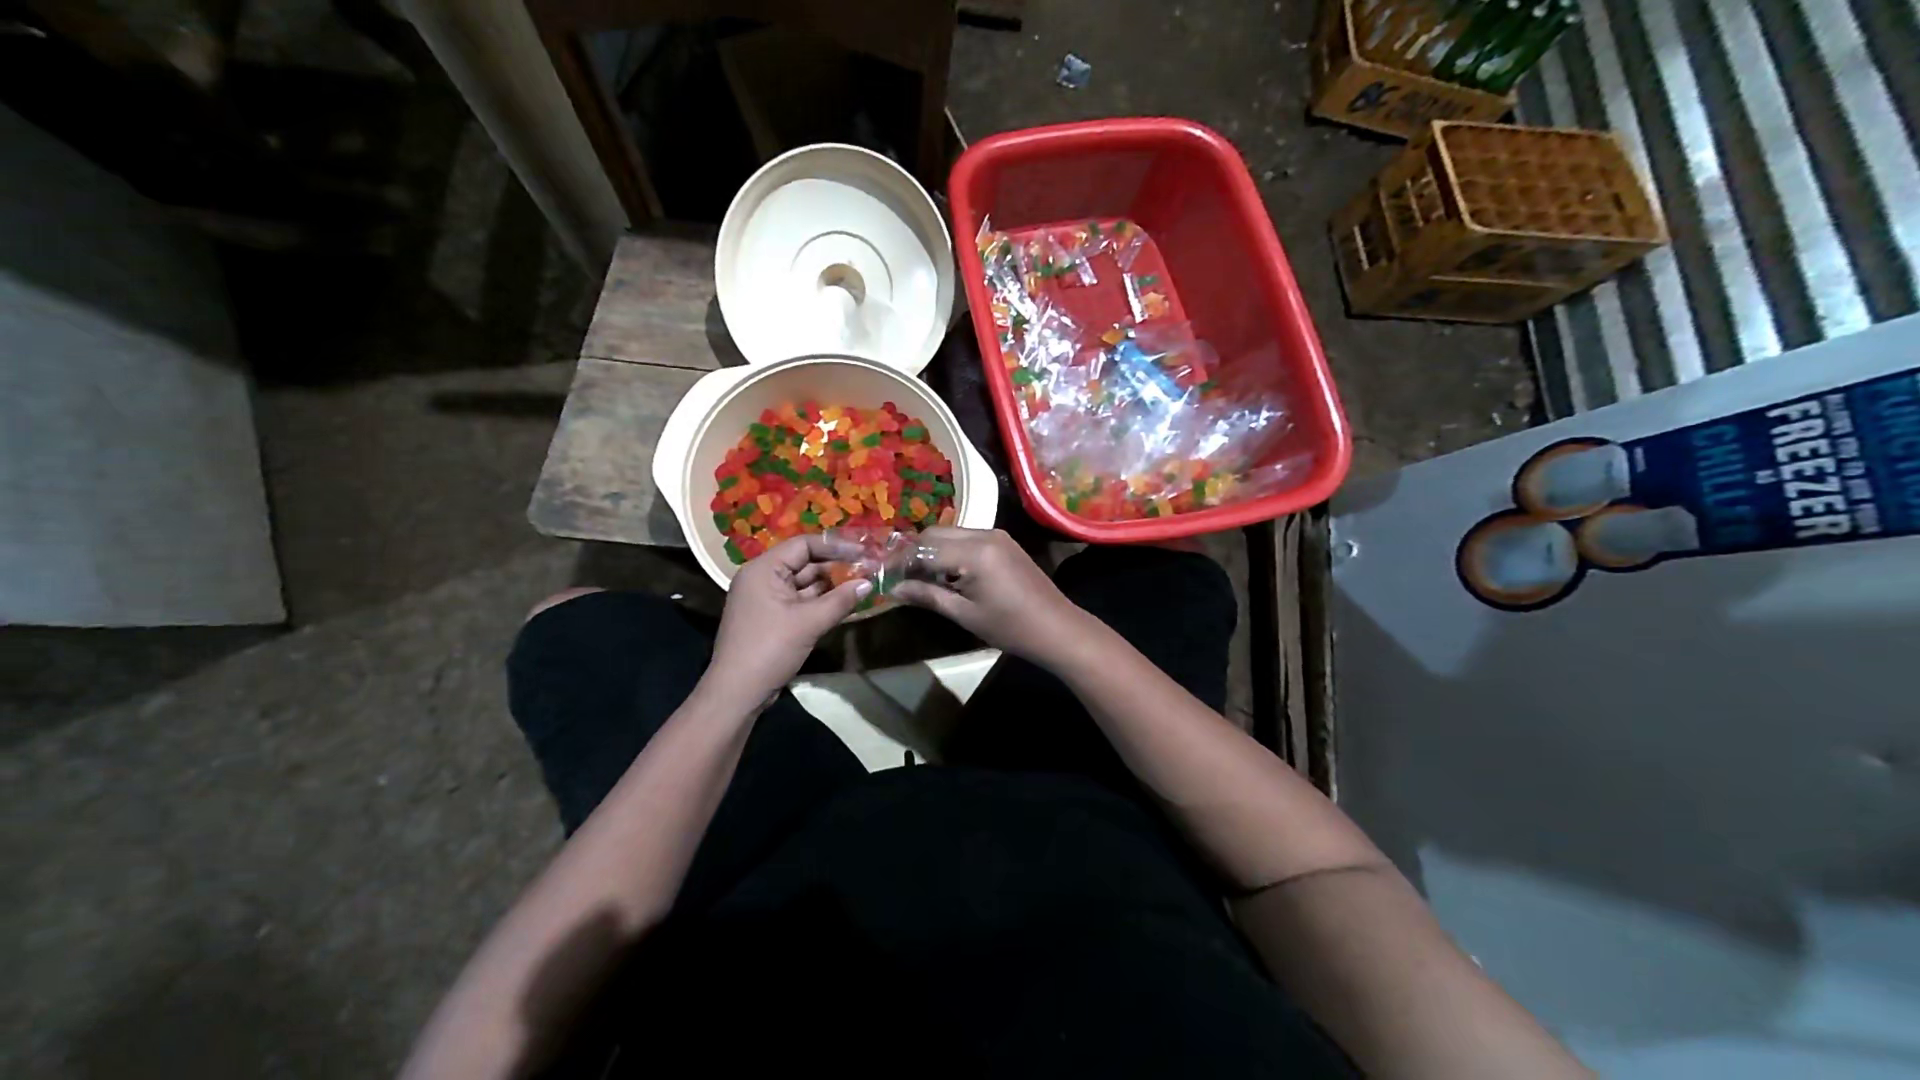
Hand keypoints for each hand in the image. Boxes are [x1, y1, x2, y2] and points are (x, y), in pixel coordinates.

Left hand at [707, 533, 870, 705]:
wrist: (738, 692)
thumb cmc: (770, 648)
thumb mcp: (809, 622)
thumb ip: (840, 600)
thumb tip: (868, 583)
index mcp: (763, 569)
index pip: (803, 545)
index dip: (836, 546)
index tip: (864, 551)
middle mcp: (762, 578)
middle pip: (804, 562)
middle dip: (836, 566)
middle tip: (868, 568)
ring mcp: (766, 599)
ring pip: (804, 583)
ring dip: (831, 584)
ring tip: (862, 583)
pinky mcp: (772, 618)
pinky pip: (800, 601)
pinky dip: (821, 601)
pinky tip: (845, 603)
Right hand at [891, 527, 1091, 666]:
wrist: (1057, 628)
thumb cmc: (1010, 627)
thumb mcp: (964, 614)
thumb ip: (927, 595)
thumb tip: (894, 589)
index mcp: (974, 552)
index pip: (924, 548)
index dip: (900, 561)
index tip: (883, 575)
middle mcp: (984, 534)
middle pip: (935, 534)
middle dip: (914, 552)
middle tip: (898, 576)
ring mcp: (996, 535)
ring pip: (950, 534)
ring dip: (931, 550)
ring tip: (919, 577)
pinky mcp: (1003, 542)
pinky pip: (967, 538)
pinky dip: (950, 551)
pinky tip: (945, 573)